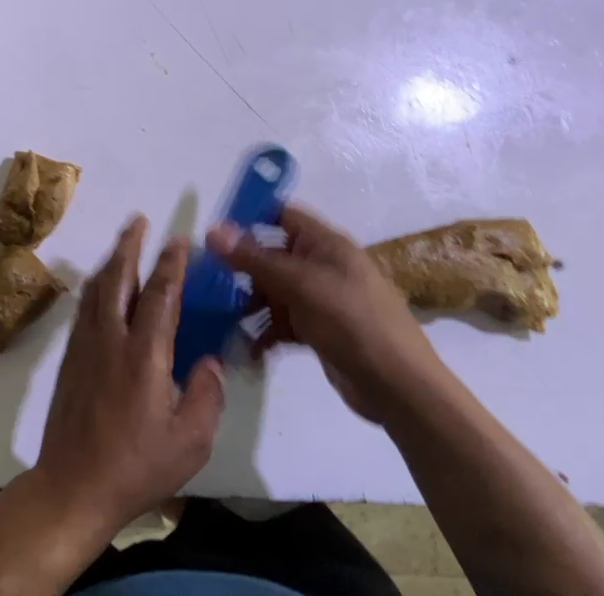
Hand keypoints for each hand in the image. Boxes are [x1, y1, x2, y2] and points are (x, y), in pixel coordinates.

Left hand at [32, 216, 224, 536]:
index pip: (159, 296)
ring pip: (96, 290)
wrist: (73, 484)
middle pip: (117, 279)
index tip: (178, 240)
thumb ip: (206, 396)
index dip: (170, 265)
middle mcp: (109, 340)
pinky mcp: (69, 360)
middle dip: (129, 246)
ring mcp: (84, 348)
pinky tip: (100, 288)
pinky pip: (83, 309)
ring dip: (111, 262)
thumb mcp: (191, 441)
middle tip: (139, 220)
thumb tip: (208, 360)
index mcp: (143, 356)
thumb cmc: (137, 466)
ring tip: (123, 244)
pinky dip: (95, 288)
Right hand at [210, 205, 446, 424]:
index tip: (212, 233)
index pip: (281, 215)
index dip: (248, 217)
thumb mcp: (300, 285)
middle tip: (205, 282)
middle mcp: (322, 267)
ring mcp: (320, 300)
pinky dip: (263, 333)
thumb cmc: (352, 322)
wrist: (398, 387)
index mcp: (325, 245)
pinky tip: (246, 350)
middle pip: (270, 256)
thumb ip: (254, 258)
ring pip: (272, 292)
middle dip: (239, 269)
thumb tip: (212, 229)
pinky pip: (281, 323)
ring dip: (246, 305)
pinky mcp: (318, 331)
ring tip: (218, 319)